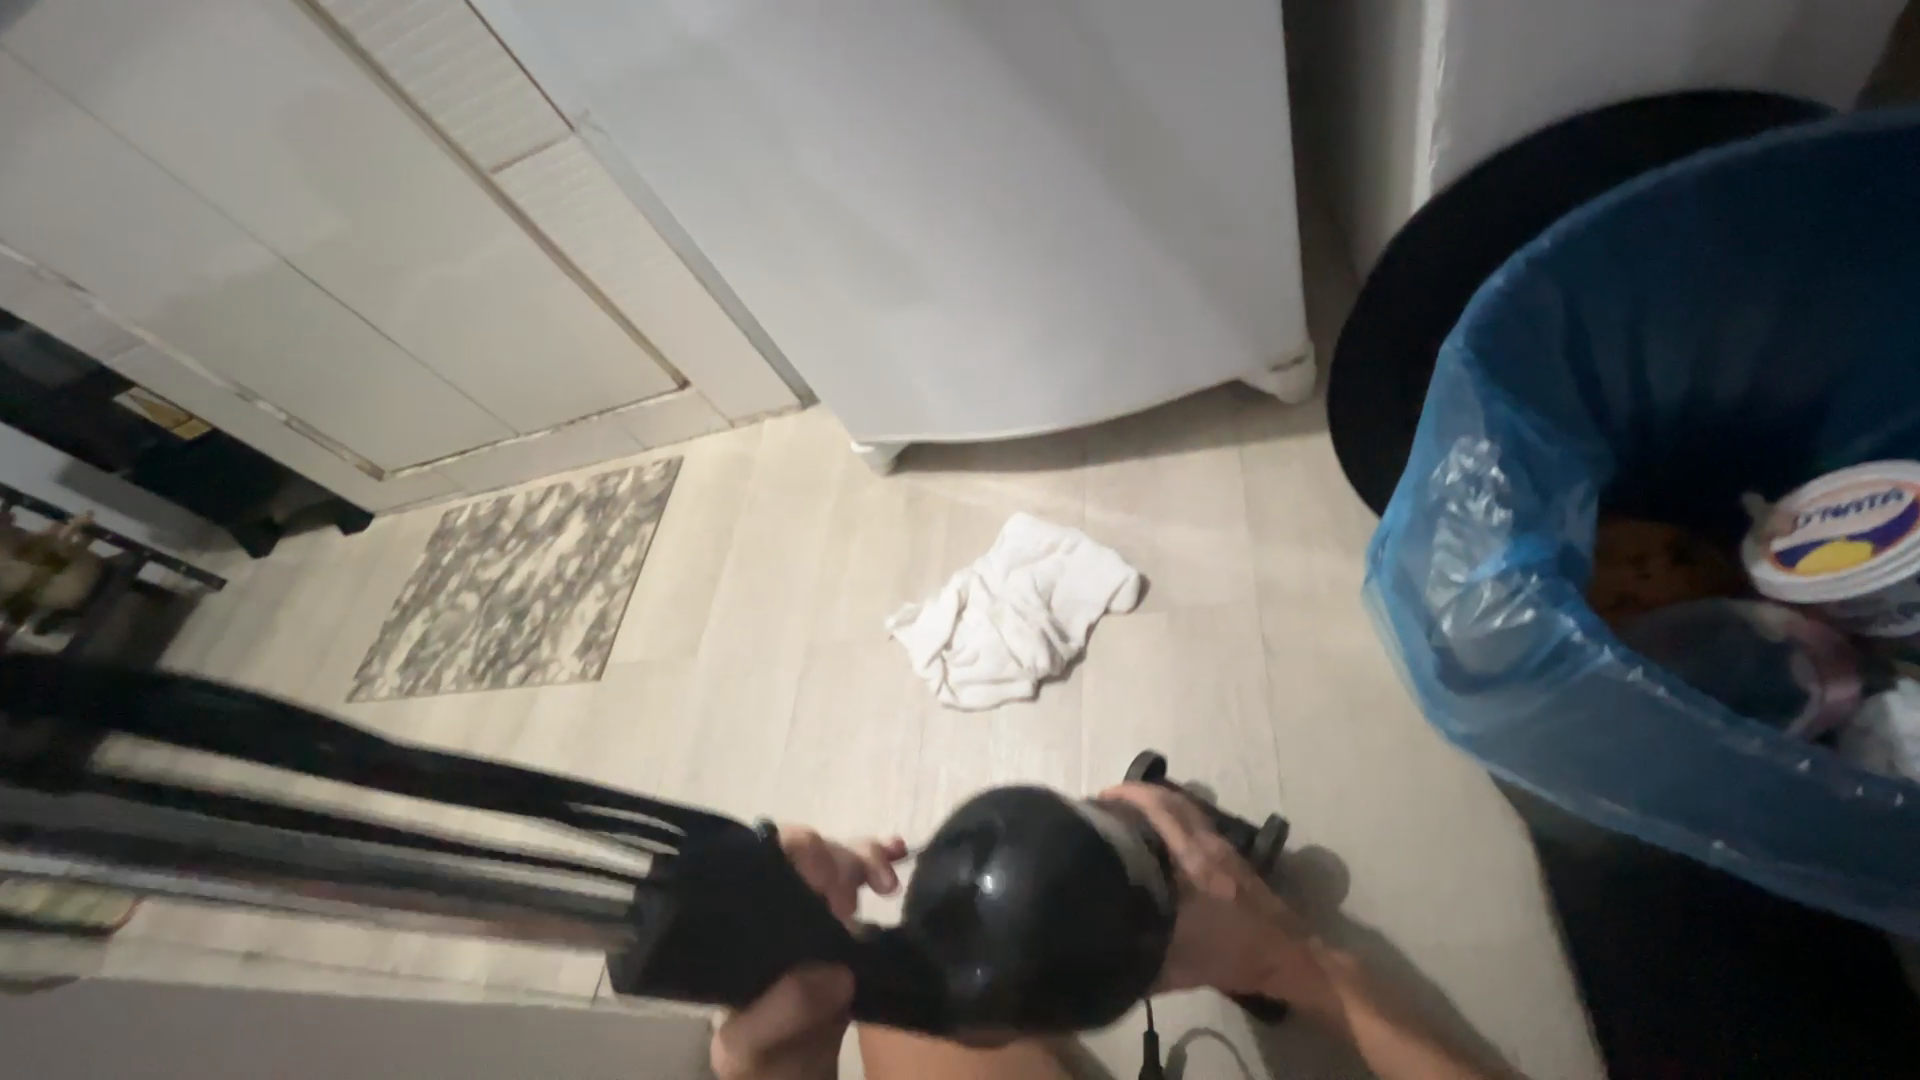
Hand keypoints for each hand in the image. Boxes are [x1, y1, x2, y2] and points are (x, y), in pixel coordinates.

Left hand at [709, 829, 907, 1079]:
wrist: (796, 1079)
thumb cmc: (762, 1062)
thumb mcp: (751, 1049)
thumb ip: (783, 1012)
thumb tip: (837, 970)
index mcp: (745, 924)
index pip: (760, 860)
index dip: (796, 855)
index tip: (825, 884)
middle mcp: (778, 905)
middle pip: (806, 851)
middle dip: (838, 860)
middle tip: (854, 904)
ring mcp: (815, 908)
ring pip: (839, 855)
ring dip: (867, 857)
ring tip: (887, 885)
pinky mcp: (848, 920)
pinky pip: (865, 874)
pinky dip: (883, 856)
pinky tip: (900, 851)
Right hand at [1100, 783, 1328, 1003]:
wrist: (1291, 958)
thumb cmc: (1235, 958)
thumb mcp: (1182, 966)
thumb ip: (1144, 958)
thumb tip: (1105, 948)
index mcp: (1195, 863)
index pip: (1159, 810)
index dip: (1128, 797)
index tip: (1098, 799)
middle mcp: (1208, 844)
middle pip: (1171, 800)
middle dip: (1136, 794)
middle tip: (1105, 804)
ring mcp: (1223, 846)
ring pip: (1185, 807)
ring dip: (1155, 801)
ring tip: (1126, 813)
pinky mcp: (1231, 854)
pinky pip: (1195, 820)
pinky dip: (1171, 814)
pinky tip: (1159, 832)